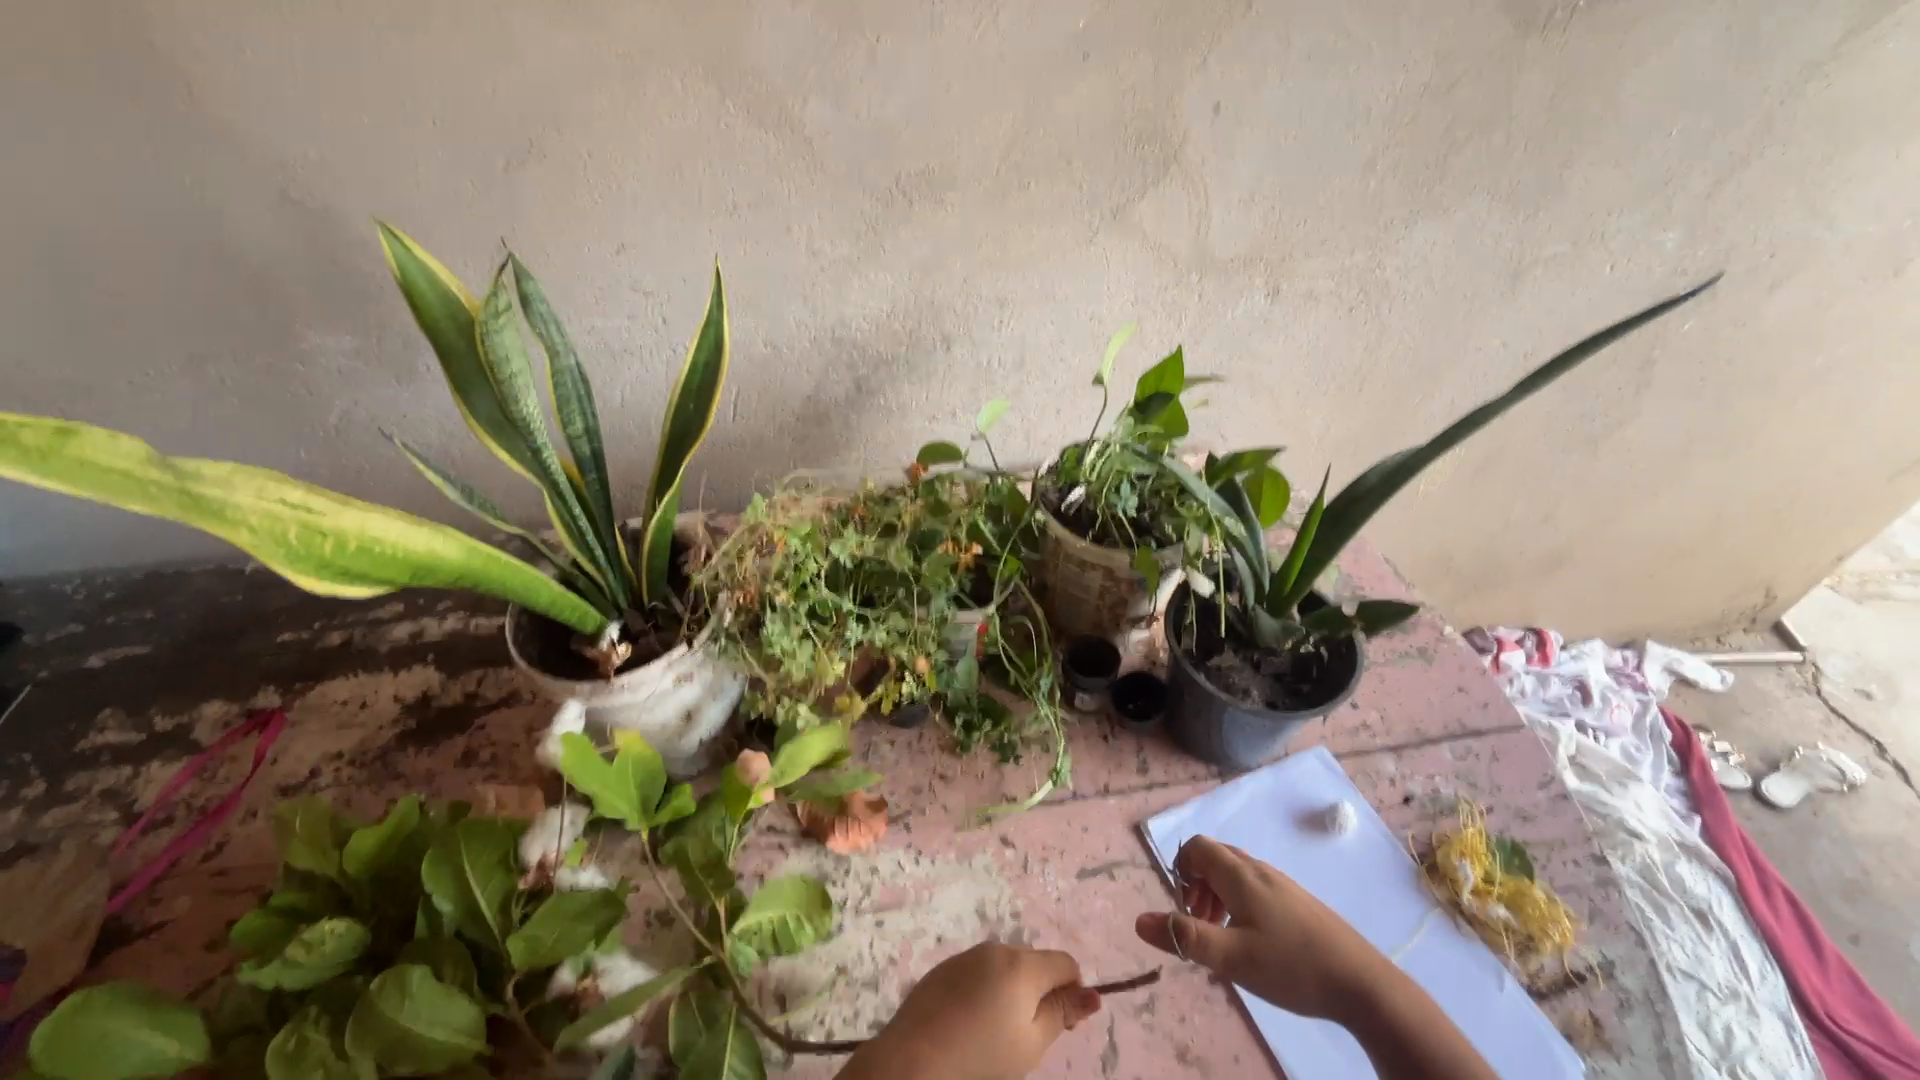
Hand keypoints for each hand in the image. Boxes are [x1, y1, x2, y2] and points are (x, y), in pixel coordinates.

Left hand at [838, 942, 1100, 1079]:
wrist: (912, 1061)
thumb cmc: (980, 1058)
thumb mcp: (1031, 1044)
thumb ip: (1063, 1013)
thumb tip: (1093, 995)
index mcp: (1021, 964)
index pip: (1065, 963)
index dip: (1072, 992)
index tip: (1063, 1025)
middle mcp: (994, 949)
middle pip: (1034, 963)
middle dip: (1041, 992)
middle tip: (1026, 1035)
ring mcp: (965, 956)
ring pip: (1005, 967)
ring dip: (1012, 991)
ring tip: (994, 1032)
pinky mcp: (942, 968)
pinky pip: (978, 972)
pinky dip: (984, 991)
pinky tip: (969, 1024)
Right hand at [1134, 835, 1389, 1021]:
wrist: (1363, 984)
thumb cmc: (1291, 967)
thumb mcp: (1231, 958)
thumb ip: (1184, 937)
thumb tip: (1139, 920)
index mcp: (1240, 876)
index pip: (1197, 847)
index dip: (1180, 869)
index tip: (1183, 907)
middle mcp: (1260, 871)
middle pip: (1215, 858)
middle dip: (1196, 885)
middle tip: (1199, 925)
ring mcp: (1282, 885)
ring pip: (1236, 875)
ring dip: (1216, 896)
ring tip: (1222, 937)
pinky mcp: (1298, 903)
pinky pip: (1255, 889)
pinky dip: (1239, 905)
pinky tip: (1252, 943)